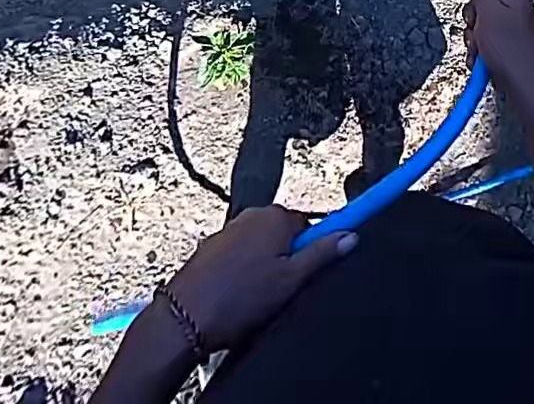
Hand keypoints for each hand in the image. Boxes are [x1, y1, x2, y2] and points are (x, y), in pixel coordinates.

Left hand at [164, 205, 355, 350]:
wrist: (183, 320)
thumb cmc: (237, 300)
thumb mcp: (290, 281)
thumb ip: (323, 254)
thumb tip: (350, 236)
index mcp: (276, 217)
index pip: (309, 224)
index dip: (310, 249)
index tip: (309, 266)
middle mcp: (253, 214)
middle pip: (283, 233)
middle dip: (285, 257)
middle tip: (279, 287)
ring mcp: (229, 229)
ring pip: (259, 244)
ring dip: (262, 264)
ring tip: (254, 295)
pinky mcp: (211, 246)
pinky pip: (237, 253)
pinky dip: (240, 269)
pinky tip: (235, 294)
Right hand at [464, 0, 533, 84]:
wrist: (522, 86)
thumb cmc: (509, 49)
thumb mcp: (488, 13)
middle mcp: (516, 7)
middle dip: (474, 8)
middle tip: (474, 19)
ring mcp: (511, 26)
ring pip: (484, 18)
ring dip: (474, 32)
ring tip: (478, 46)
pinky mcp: (505, 44)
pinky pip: (485, 38)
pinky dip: (479, 47)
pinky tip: (479, 59)